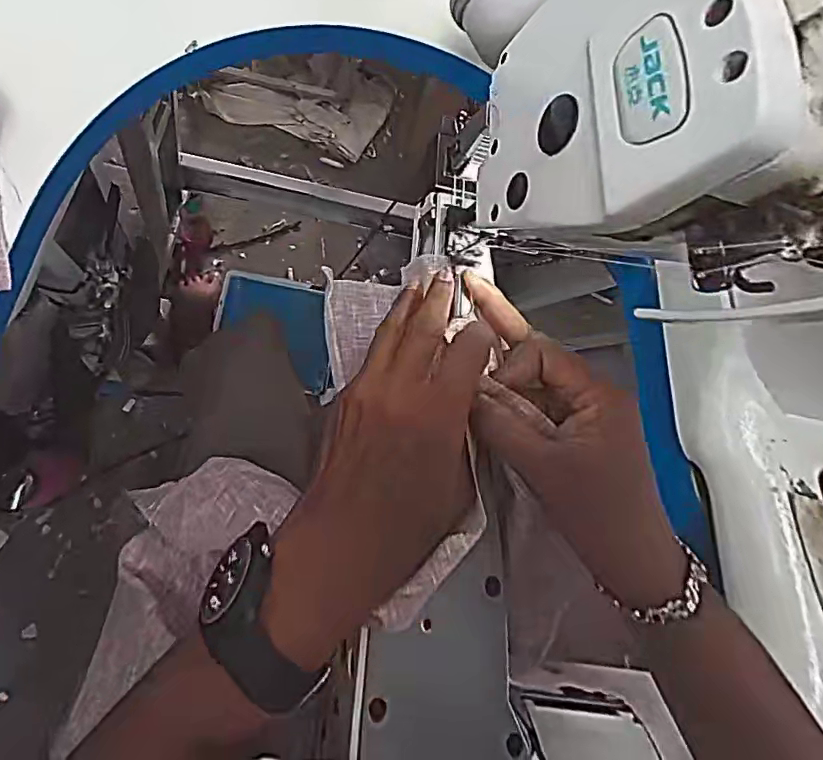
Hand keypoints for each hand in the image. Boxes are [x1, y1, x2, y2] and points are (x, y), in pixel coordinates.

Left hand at [261, 271, 495, 667]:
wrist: (338, 542)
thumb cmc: (398, 530)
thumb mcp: (457, 486)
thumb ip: (465, 436)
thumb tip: (466, 407)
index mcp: (437, 415)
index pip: (466, 352)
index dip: (479, 336)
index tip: (484, 330)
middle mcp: (401, 394)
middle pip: (425, 329)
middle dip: (439, 300)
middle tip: (446, 280)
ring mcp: (369, 391)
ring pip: (393, 333)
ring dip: (408, 305)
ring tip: (419, 285)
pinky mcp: (347, 399)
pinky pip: (373, 353)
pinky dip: (388, 332)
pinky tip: (394, 325)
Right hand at [463, 272, 687, 609]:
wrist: (634, 562)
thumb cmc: (607, 520)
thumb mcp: (544, 467)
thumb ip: (502, 424)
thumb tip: (468, 393)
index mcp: (597, 393)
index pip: (541, 354)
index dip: (508, 369)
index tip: (488, 398)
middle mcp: (590, 396)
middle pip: (537, 354)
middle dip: (500, 327)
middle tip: (472, 290)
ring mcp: (580, 414)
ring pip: (531, 380)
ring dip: (500, 371)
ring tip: (465, 345)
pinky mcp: (570, 433)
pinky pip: (533, 404)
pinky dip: (507, 400)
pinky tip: (482, 394)